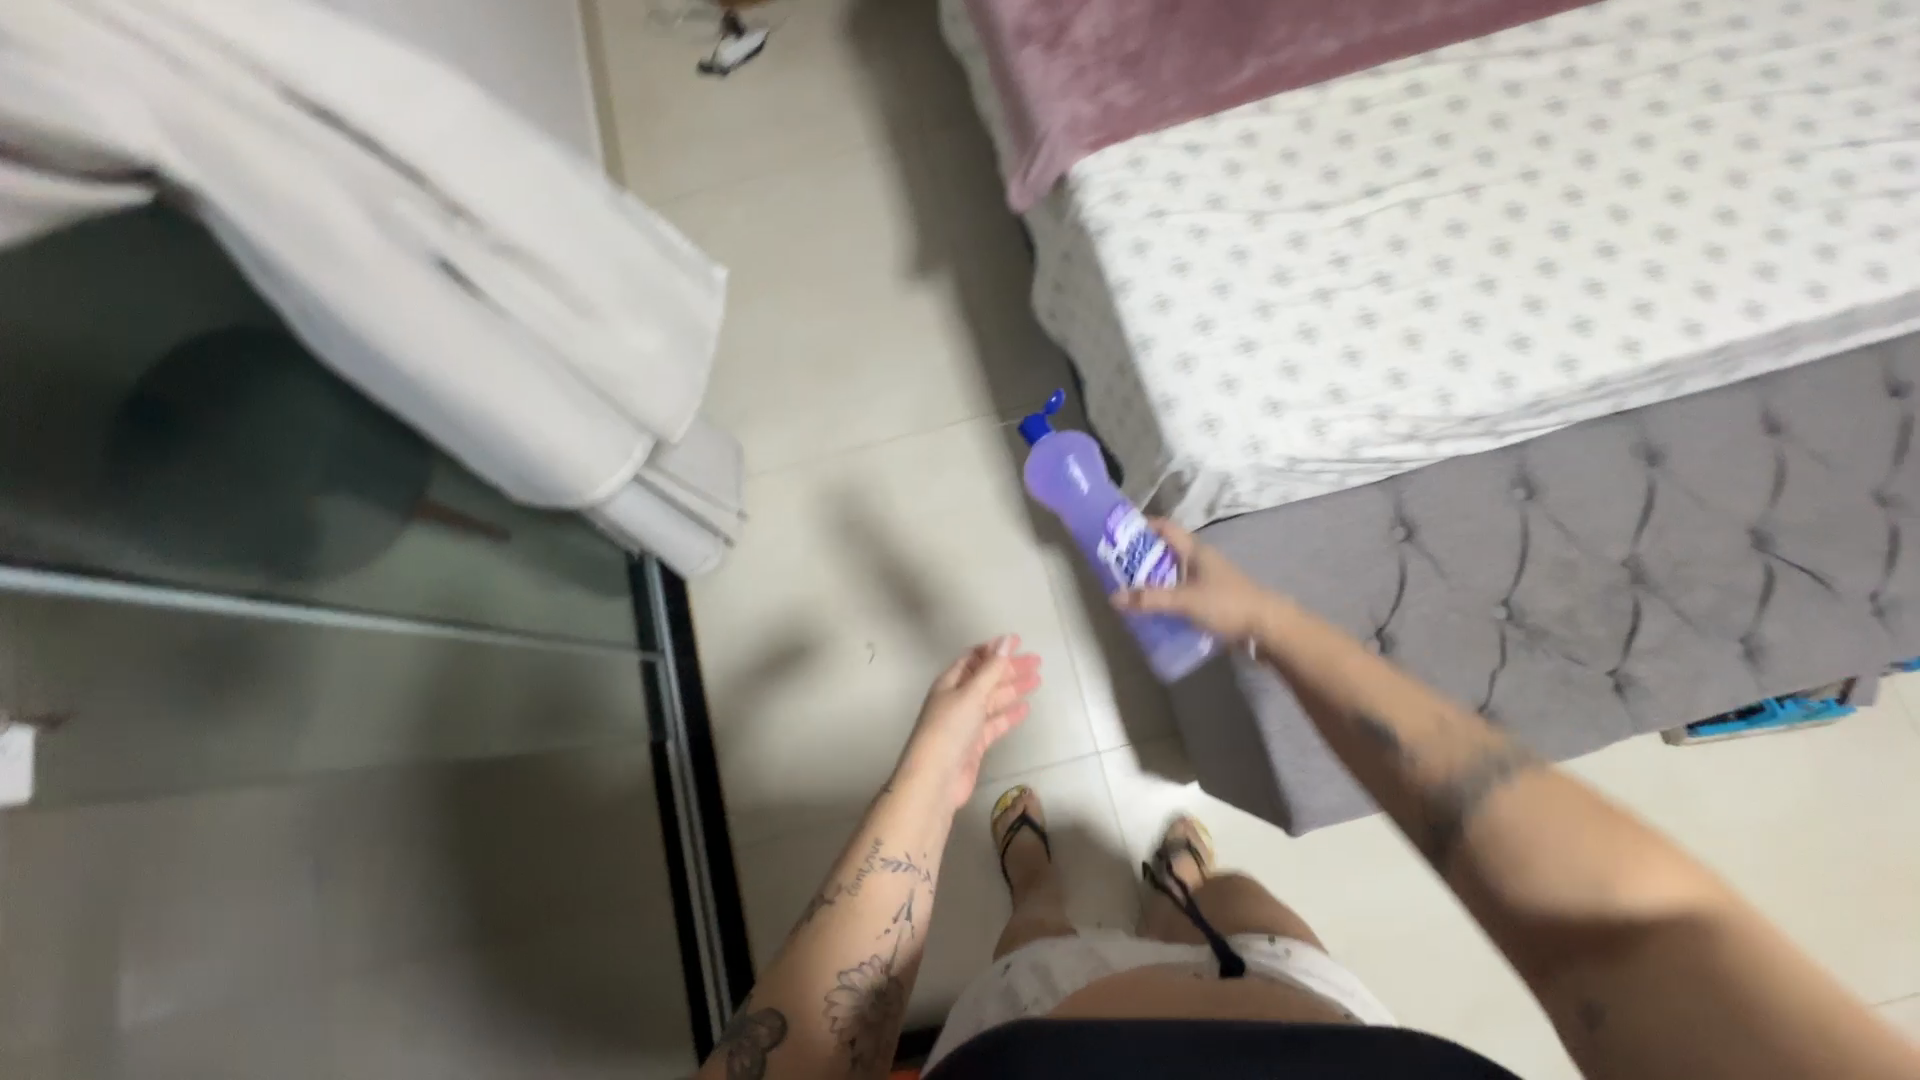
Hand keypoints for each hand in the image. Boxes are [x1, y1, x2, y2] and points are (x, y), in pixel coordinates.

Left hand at [897, 636, 1042, 811]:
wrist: (935, 779)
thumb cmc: (950, 729)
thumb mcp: (971, 694)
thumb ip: (991, 669)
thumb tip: (1005, 640)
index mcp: (950, 683)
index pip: (973, 659)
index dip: (993, 649)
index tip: (1016, 642)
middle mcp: (956, 699)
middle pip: (986, 678)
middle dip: (1009, 668)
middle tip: (1036, 661)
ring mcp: (965, 722)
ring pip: (993, 700)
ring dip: (1013, 689)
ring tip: (1037, 679)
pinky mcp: (974, 744)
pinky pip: (995, 723)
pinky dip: (1009, 715)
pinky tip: (1025, 708)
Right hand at [1112, 519, 1283, 642]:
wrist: (1267, 628)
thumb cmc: (1228, 604)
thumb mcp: (1185, 600)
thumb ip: (1151, 599)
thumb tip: (1114, 597)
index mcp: (1195, 551)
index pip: (1166, 528)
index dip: (1143, 525)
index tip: (1119, 532)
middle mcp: (1200, 561)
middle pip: (1165, 552)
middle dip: (1141, 558)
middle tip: (1115, 567)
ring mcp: (1207, 581)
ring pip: (1172, 575)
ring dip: (1152, 581)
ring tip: (1128, 590)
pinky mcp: (1211, 600)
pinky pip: (1180, 593)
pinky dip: (1165, 598)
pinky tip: (1153, 610)